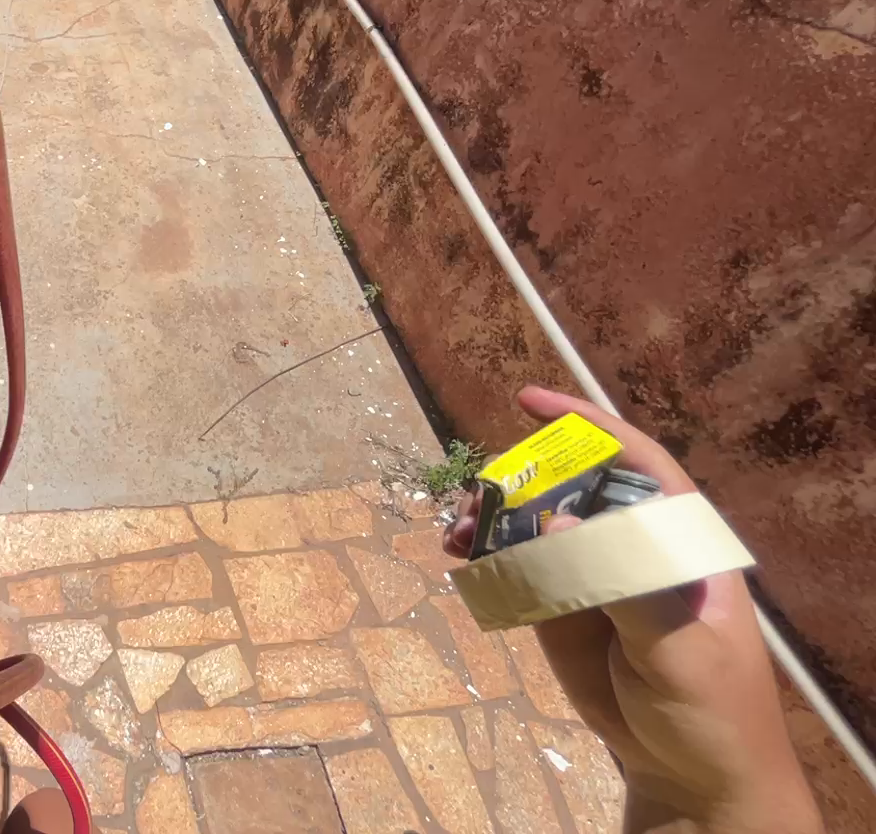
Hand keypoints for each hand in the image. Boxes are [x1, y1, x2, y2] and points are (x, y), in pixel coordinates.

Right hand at [442, 387, 820, 833]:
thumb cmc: (712, 713)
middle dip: (513, 477)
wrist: (686, 771)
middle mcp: (624, 546)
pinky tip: (458, 555)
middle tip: (475, 493)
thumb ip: (626, 588)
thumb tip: (556, 519)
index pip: (641, 465)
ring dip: (484, 516)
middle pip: (563, 485)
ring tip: (458, 532)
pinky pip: (506, 558)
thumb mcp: (681, 654)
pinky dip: (476, 550)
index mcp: (673, 547)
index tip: (527, 400)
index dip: (590, 425)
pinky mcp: (551, 596)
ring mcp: (584, 570)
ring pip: (525, 519)